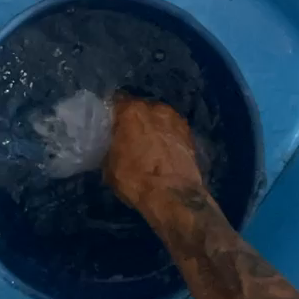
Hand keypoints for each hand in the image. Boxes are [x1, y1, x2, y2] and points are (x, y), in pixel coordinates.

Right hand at [104, 95, 204, 217]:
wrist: (174, 196)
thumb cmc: (136, 180)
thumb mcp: (109, 166)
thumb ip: (110, 146)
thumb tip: (113, 144)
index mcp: (131, 111)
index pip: (116, 102)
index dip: (112, 114)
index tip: (109, 124)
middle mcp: (155, 108)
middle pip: (140, 109)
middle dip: (134, 120)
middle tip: (128, 136)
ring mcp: (176, 120)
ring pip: (158, 119)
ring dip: (153, 127)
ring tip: (149, 145)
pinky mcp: (190, 134)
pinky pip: (172, 130)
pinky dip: (167, 137)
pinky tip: (164, 152)